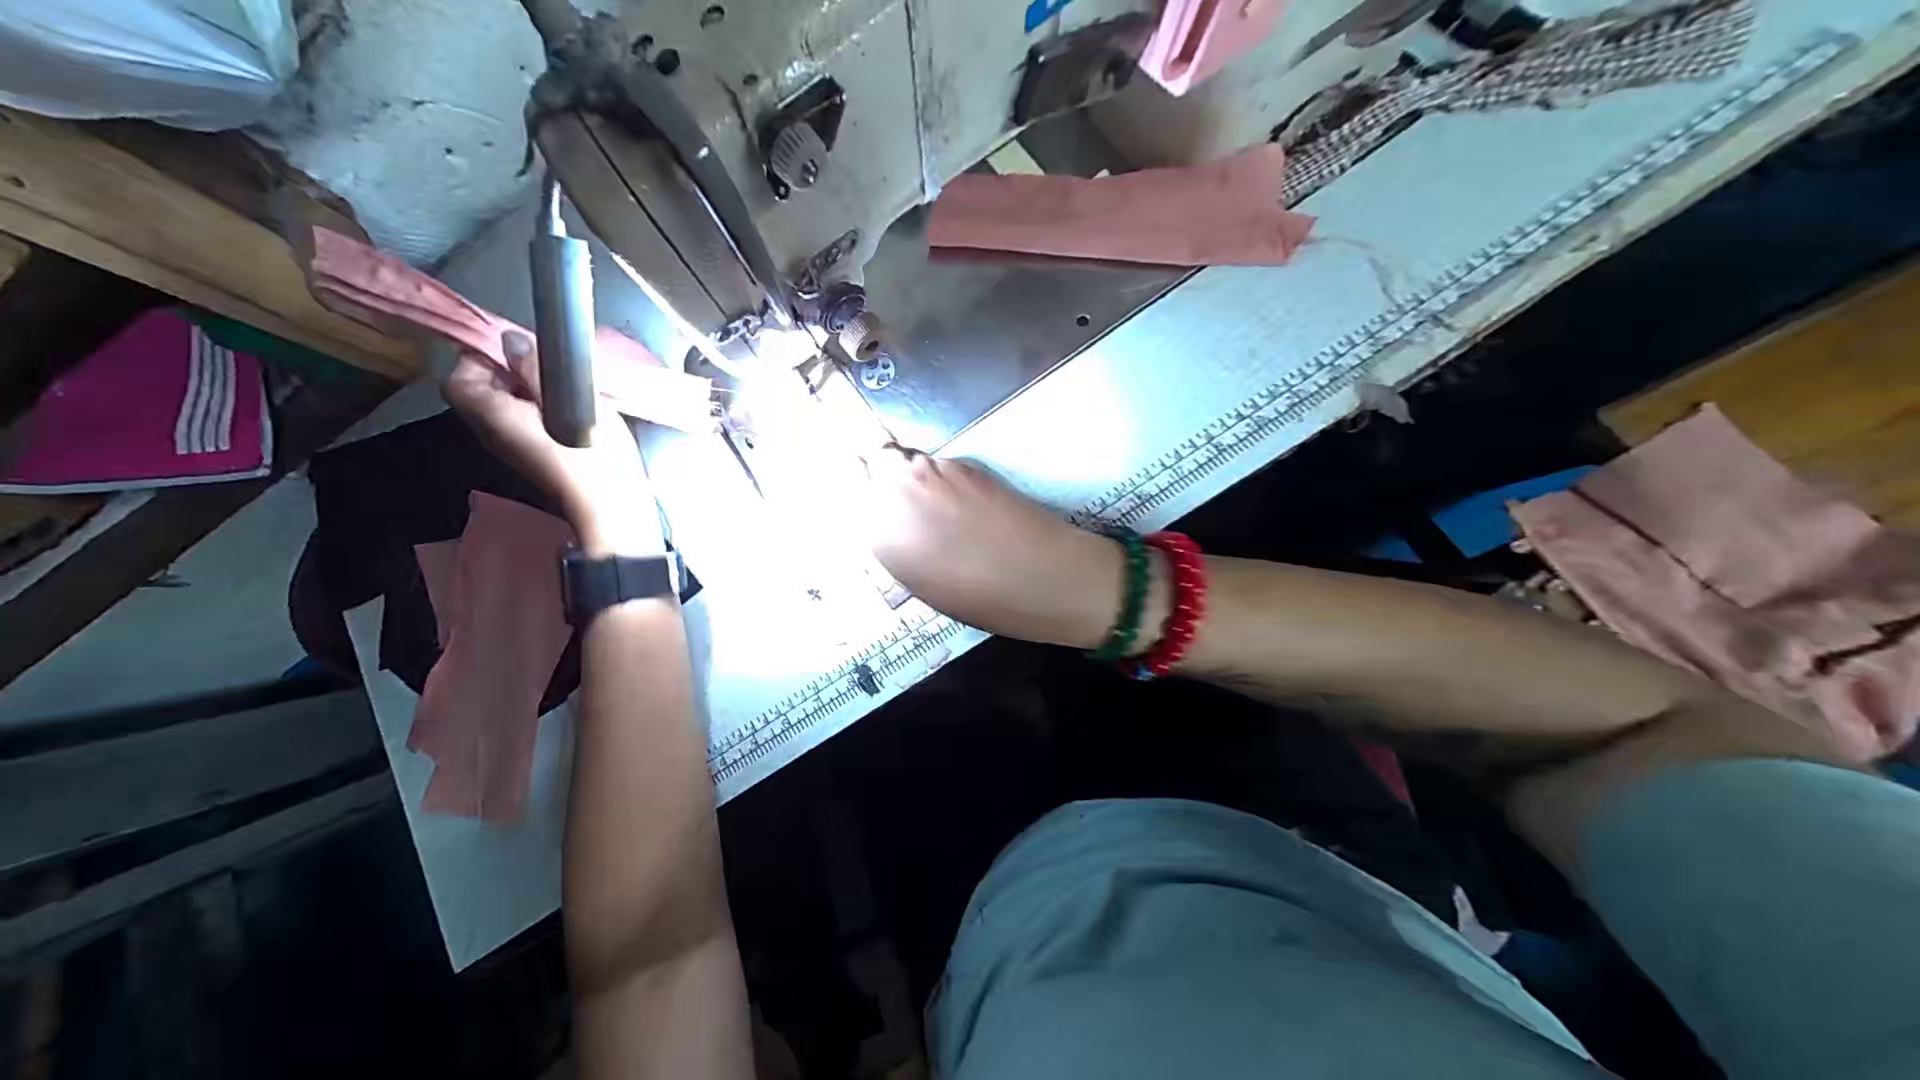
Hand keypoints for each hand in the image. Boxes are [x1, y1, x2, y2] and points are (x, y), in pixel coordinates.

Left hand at [442, 330, 662, 555]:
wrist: (614, 508)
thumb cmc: (593, 458)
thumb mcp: (571, 403)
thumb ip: (537, 369)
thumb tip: (511, 340)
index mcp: (494, 416)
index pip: (460, 377)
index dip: (483, 356)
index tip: (521, 350)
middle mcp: (495, 432)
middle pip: (486, 390)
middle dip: (512, 370)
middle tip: (550, 364)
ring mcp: (518, 447)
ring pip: (510, 404)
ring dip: (533, 388)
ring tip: (568, 385)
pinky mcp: (541, 456)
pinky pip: (530, 420)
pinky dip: (546, 407)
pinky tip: (577, 409)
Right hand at [863, 447, 1151, 648]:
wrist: (1043, 578)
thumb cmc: (982, 599)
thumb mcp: (921, 582)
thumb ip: (896, 543)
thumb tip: (889, 521)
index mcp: (878, 534)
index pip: (849, 490)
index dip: (861, 490)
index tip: (872, 497)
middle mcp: (895, 494)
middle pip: (875, 462)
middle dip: (886, 473)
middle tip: (908, 495)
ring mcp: (932, 474)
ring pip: (909, 460)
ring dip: (918, 474)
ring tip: (942, 503)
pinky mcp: (966, 465)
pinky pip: (941, 465)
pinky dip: (947, 478)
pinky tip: (969, 501)